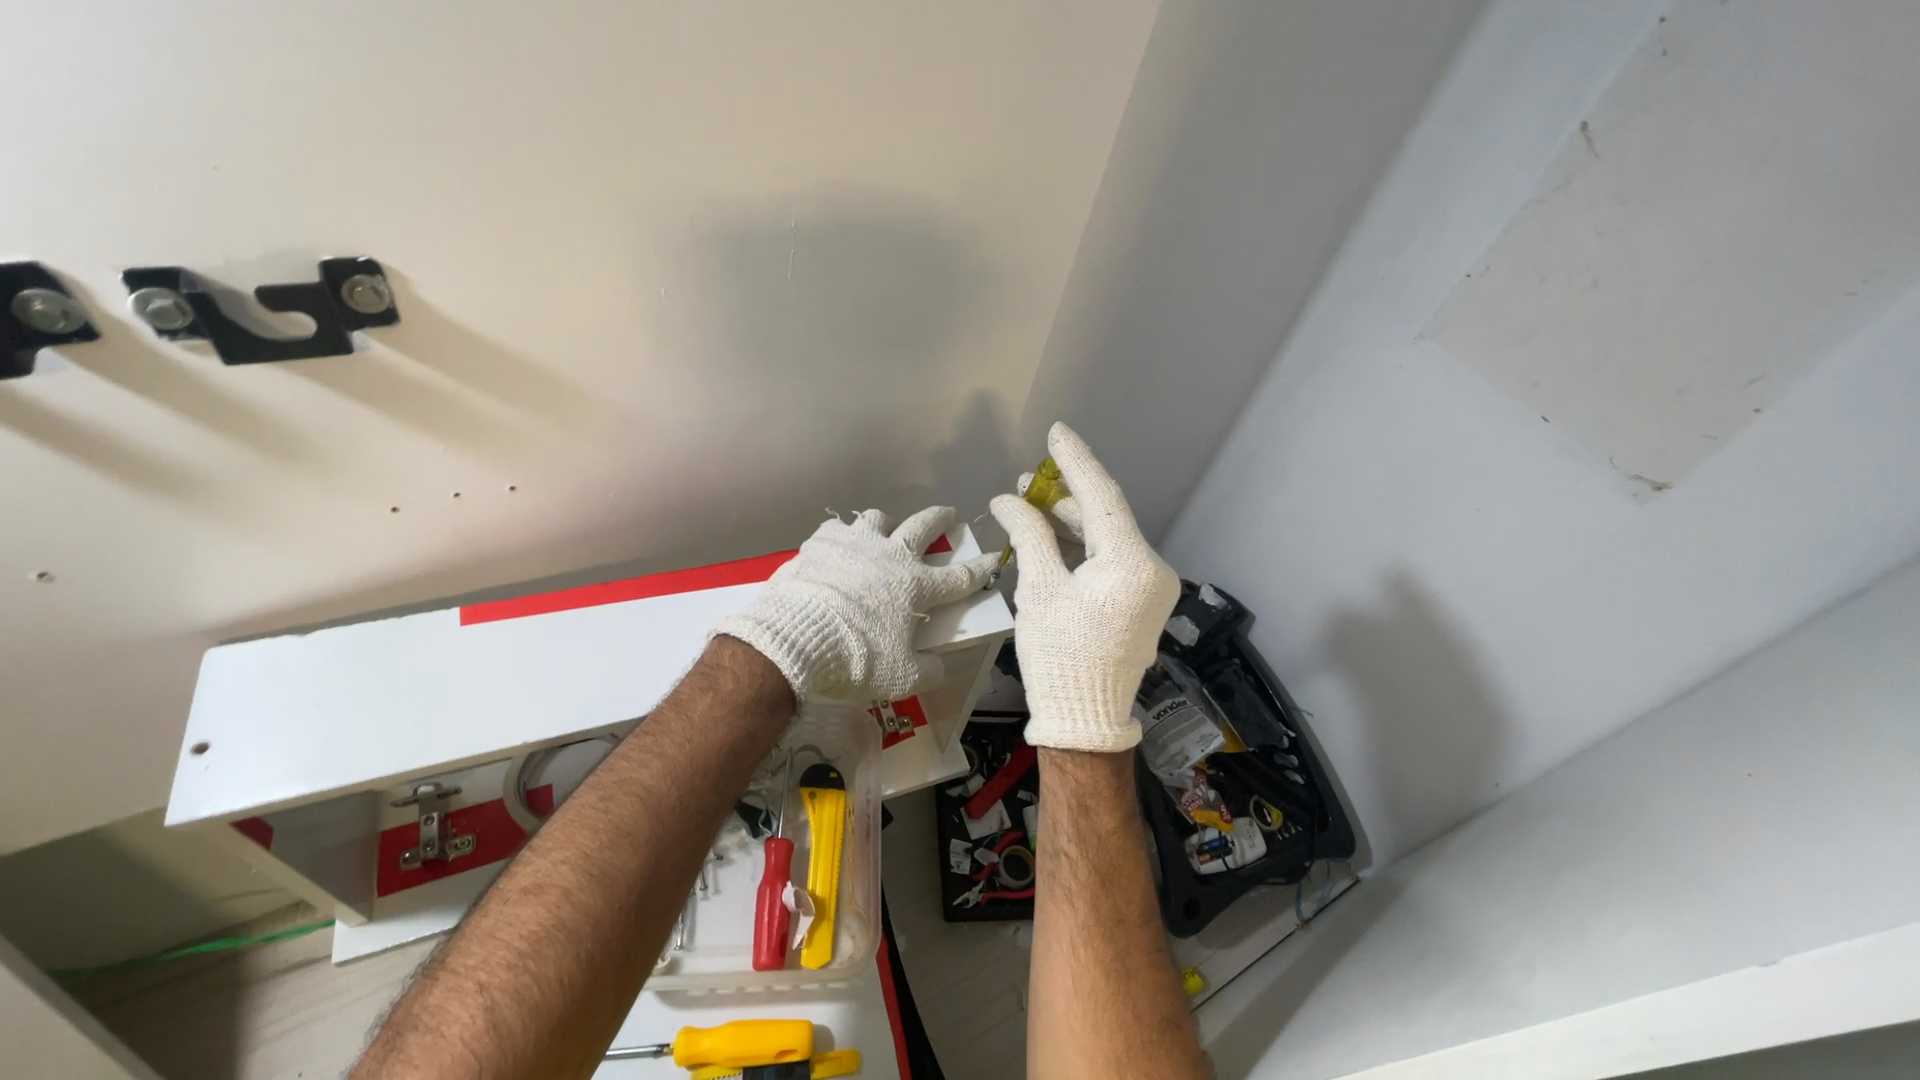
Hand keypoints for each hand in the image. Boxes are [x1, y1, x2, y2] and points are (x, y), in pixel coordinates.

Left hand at [715, 506, 997, 702]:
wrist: (797, 639)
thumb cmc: (857, 659)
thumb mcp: (902, 677)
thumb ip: (928, 670)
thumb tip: (938, 665)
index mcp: (916, 587)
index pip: (959, 578)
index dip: (980, 569)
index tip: (993, 558)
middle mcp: (891, 557)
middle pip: (923, 527)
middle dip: (940, 519)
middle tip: (948, 514)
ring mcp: (854, 544)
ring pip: (878, 518)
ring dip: (886, 523)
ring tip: (883, 530)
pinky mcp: (820, 543)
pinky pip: (836, 531)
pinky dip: (841, 537)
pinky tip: (836, 548)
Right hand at [991, 423, 1179, 752]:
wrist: (1084, 720)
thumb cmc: (1060, 656)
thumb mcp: (1039, 590)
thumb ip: (1029, 535)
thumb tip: (1009, 500)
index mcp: (1131, 563)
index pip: (1102, 497)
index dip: (1075, 461)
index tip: (1056, 432)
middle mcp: (1153, 569)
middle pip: (1106, 518)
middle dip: (1064, 497)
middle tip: (1024, 482)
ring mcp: (1152, 588)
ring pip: (1108, 540)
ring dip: (1070, 524)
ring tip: (1029, 508)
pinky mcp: (1143, 604)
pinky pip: (1111, 562)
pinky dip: (1082, 550)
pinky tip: (1050, 540)